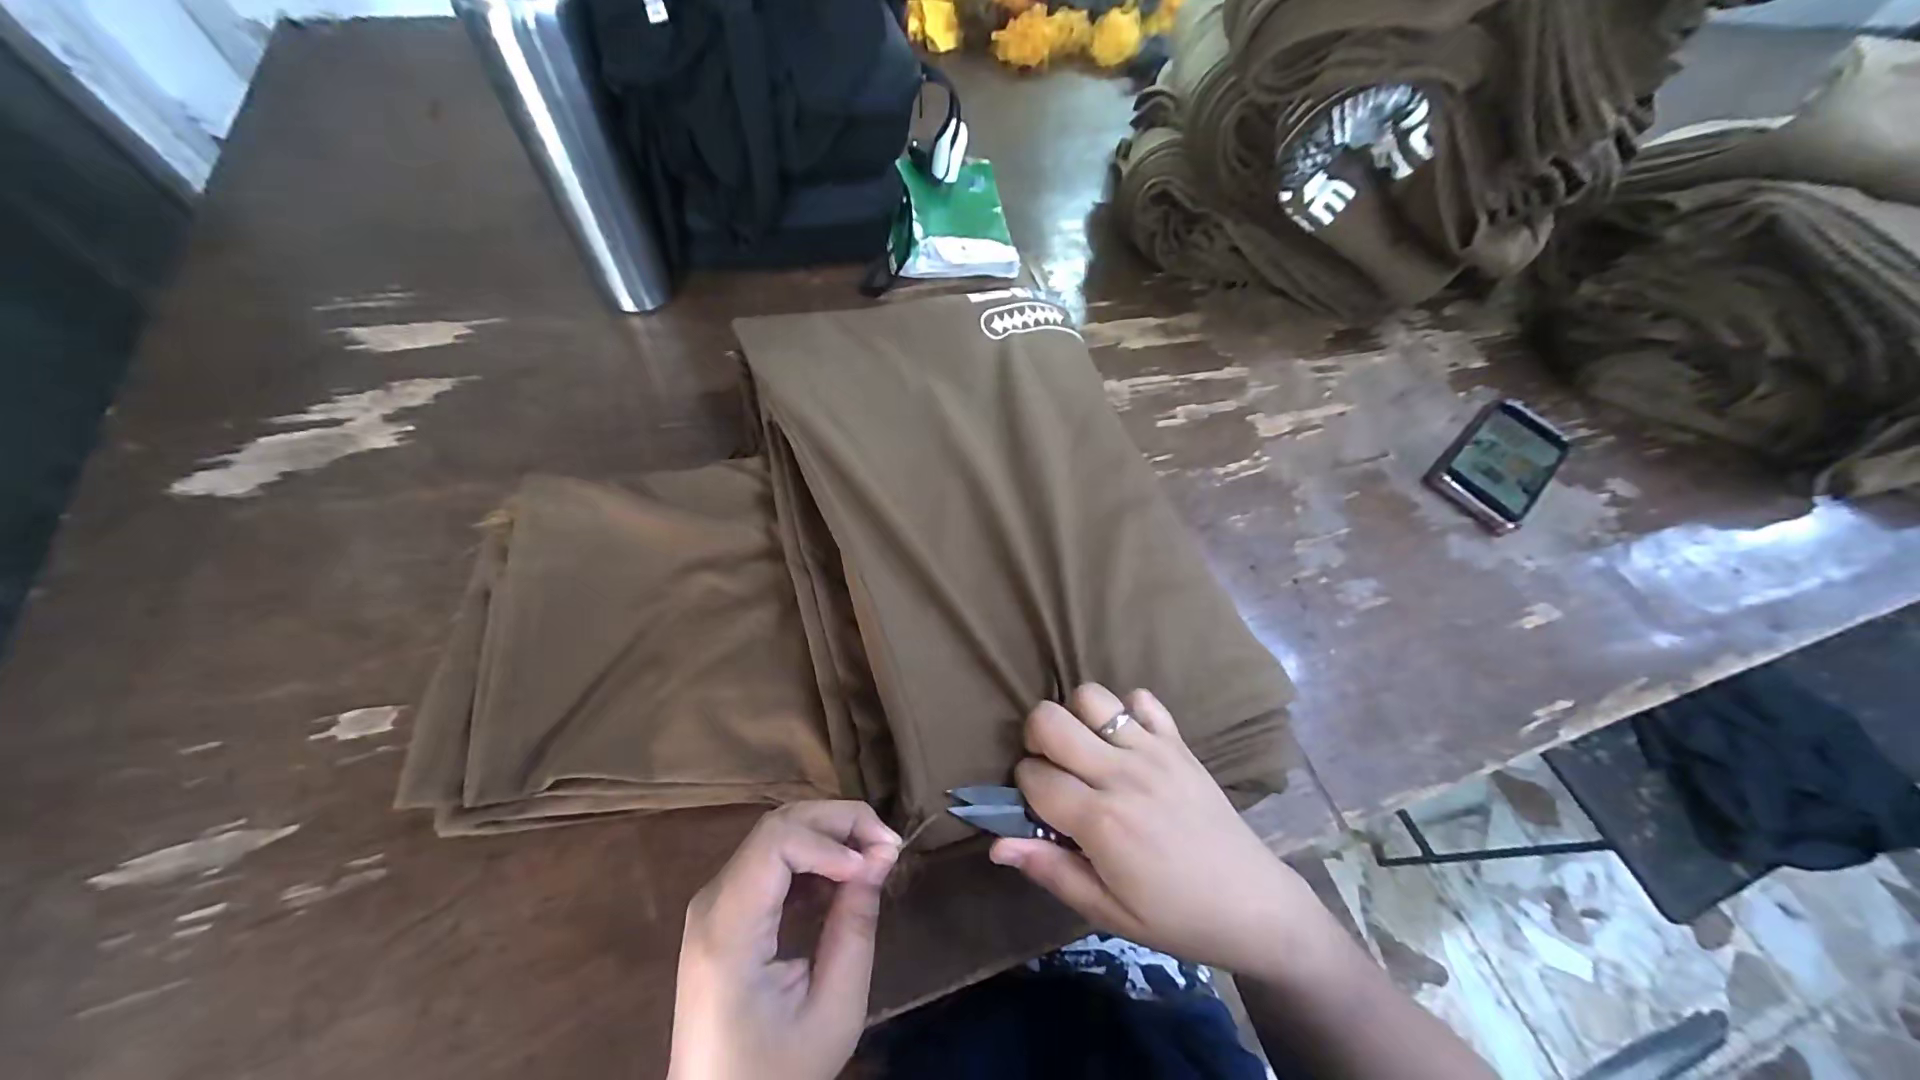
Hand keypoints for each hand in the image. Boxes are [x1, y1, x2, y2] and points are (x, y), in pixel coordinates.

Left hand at [667, 801, 900, 1079]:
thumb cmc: (778, 1071)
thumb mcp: (834, 1010)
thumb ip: (856, 926)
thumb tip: (880, 855)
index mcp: (729, 929)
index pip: (777, 841)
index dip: (832, 839)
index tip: (875, 863)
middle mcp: (712, 901)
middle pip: (778, 825)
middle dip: (838, 822)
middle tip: (887, 844)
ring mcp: (714, 901)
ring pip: (776, 834)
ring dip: (829, 834)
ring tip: (872, 857)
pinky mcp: (725, 908)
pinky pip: (770, 858)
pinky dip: (812, 854)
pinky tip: (841, 878)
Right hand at [989, 683, 1326, 979]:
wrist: (1255, 905)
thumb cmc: (1175, 916)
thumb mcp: (1107, 911)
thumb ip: (1050, 870)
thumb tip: (997, 844)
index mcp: (1101, 821)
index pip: (1032, 775)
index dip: (1024, 788)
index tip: (1039, 808)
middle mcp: (1122, 774)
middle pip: (1049, 719)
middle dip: (1035, 738)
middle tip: (1053, 769)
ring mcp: (1154, 751)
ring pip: (1091, 697)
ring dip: (1077, 718)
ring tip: (1087, 752)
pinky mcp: (1179, 743)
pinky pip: (1143, 700)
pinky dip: (1127, 713)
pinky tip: (1129, 744)